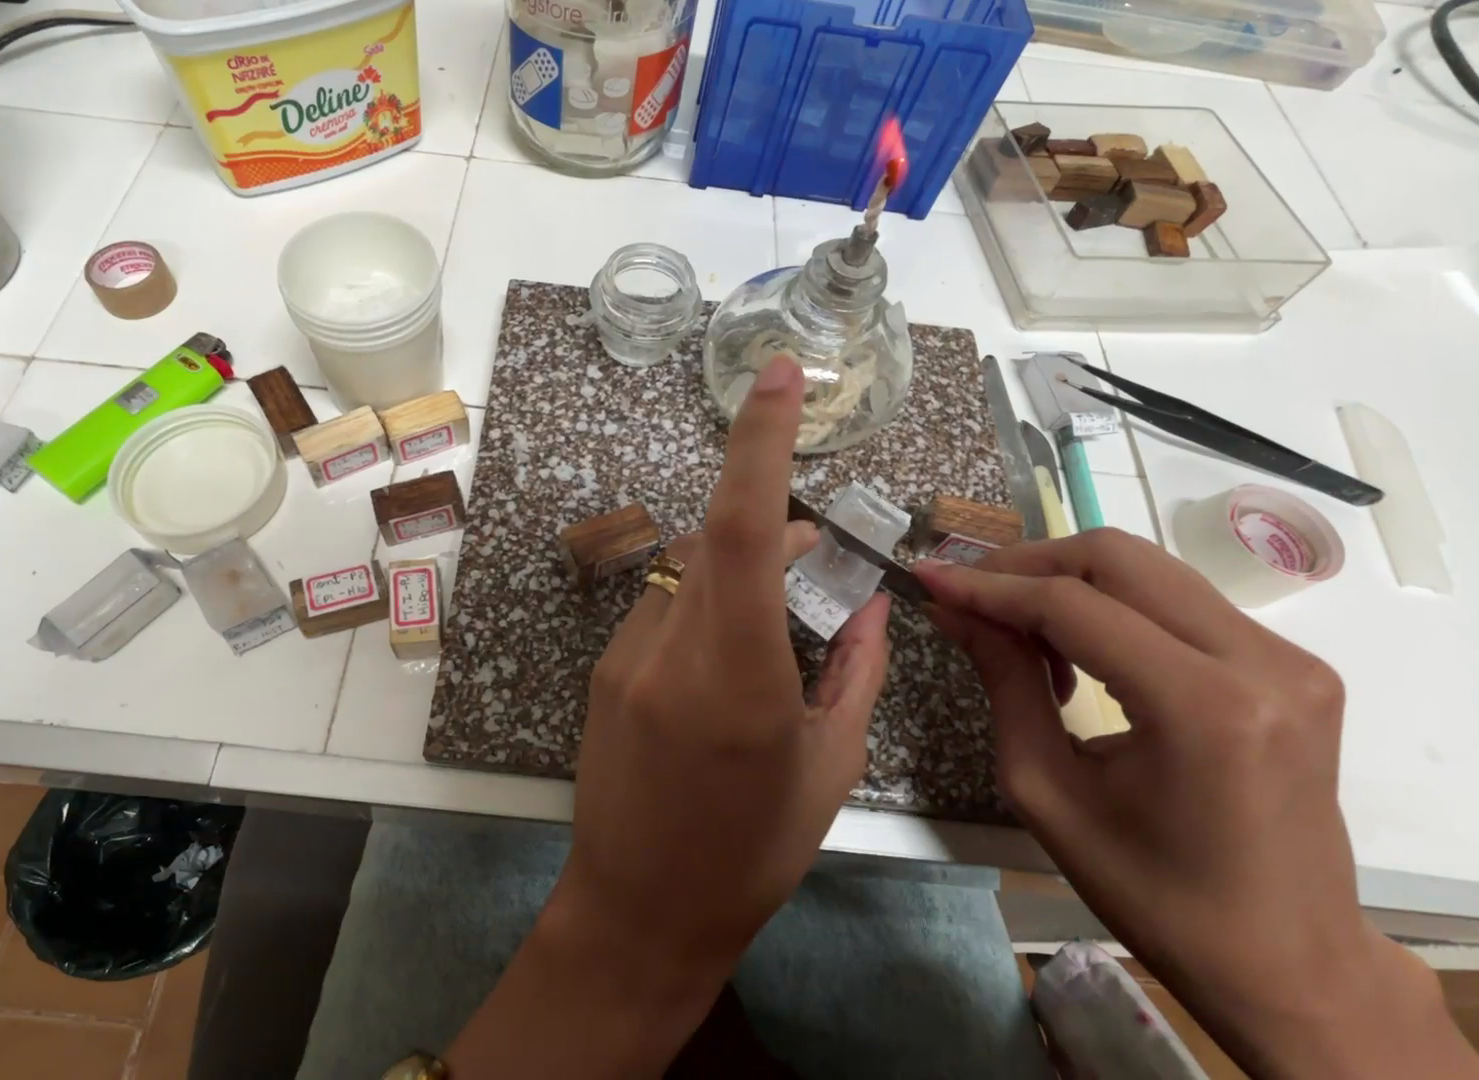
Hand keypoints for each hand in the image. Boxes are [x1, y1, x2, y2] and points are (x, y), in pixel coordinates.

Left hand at [448, 353, 892, 1077]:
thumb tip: (874, 599)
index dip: (758, 442)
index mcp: (735, 675)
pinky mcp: (604, 670)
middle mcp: (667, 650)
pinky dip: (703, 604)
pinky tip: (725, 655)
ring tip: (777, 607)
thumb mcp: (830, 767)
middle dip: (767, 519)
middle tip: (816, 543)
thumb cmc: (751, 852)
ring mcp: (624, 658)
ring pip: (687, 573)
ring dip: (734, 569)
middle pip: (714, 540)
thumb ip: (858, 670)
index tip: (776, 376)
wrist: (640, 908)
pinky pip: (662, 607)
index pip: (738, 528)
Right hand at [916, 531, 1478, 1079]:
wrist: (1286, 958)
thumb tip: (954, 610)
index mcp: (1202, 708)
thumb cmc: (1152, 892)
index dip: (988, 586)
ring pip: (1149, 569)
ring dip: (1066, 582)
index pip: (1072, 606)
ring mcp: (1289, 658)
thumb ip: (1004, 683)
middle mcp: (1261, 662)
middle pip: (1118, 558)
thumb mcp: (1048, 790)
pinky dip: (1111, 607)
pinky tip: (1074, 648)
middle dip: (1026, 565)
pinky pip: (1179, 601)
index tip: (927, 578)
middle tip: (967, 592)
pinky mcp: (1294, 664)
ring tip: (1011, 626)